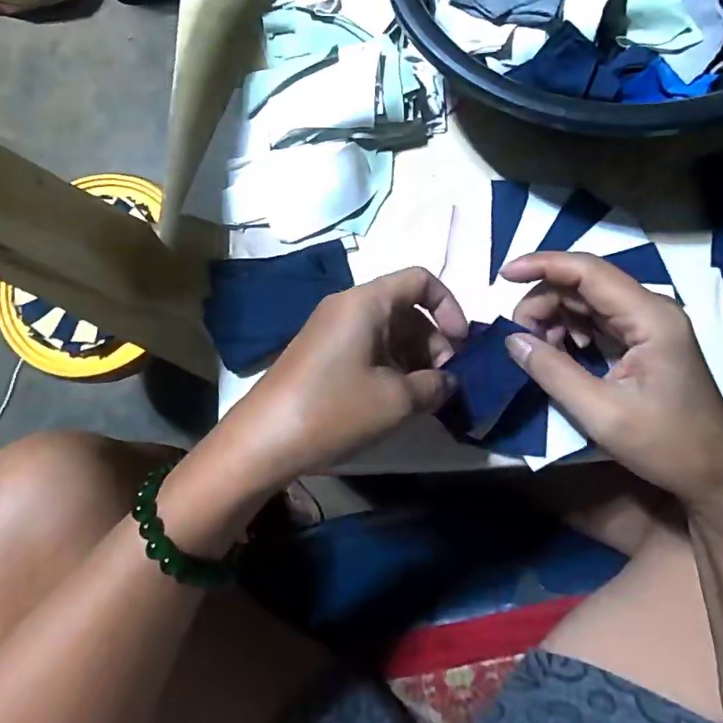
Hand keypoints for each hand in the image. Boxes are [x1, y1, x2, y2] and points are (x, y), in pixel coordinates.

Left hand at [200, 267, 468, 491]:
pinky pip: (369, 347)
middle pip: (407, 308)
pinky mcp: (323, 354)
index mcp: (367, 302)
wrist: (260, 443)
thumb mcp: (397, 401)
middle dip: (434, 341)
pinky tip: (396, 401)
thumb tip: (448, 382)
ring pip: (390, 331)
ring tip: (423, 397)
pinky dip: (391, 367)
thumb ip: (435, 385)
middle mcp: (349, 307)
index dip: (450, 306)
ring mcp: (332, 330)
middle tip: (443, 382)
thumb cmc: (334, 409)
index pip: (421, 280)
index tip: (461, 344)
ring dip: (415, 358)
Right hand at [501, 252, 722, 510]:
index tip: (504, 274)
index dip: (543, 265)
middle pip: (587, 283)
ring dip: (557, 316)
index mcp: (650, 317)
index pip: (589, 271)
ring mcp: (652, 325)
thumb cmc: (667, 446)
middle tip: (517, 335)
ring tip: (536, 347)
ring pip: (591, 302)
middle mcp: (653, 310)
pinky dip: (573, 331)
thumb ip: (554, 372)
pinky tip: (559, 352)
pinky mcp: (647, 342)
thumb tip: (513, 339)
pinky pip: (601, 322)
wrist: (716, 477)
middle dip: (545, 300)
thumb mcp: (603, 414)